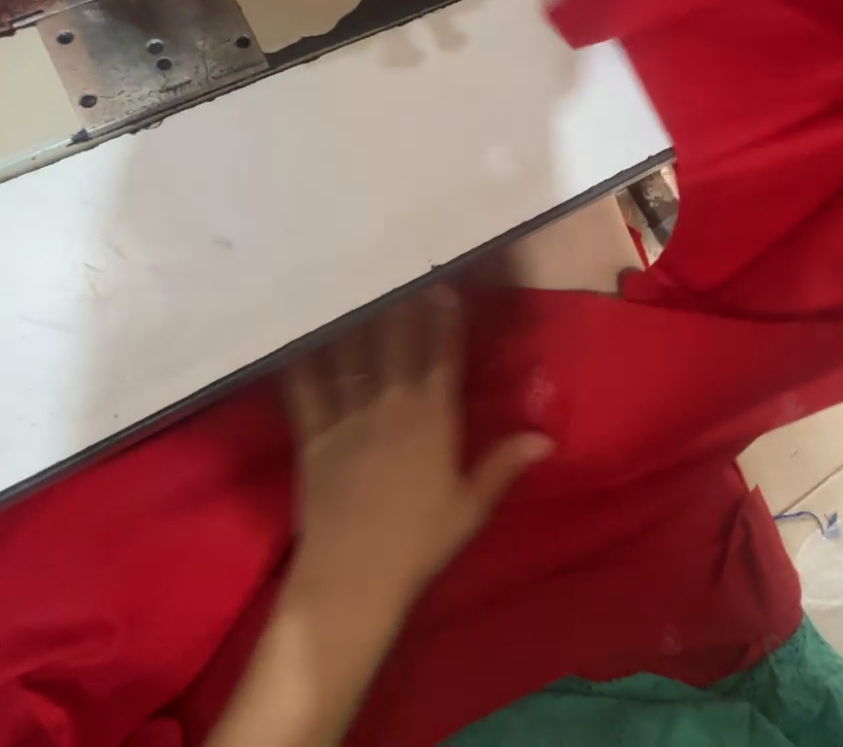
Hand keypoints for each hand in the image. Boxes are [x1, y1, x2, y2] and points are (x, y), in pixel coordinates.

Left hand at [282, 286, 551, 608]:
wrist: (354, 576)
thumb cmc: (420, 542)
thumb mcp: (471, 506)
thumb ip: (504, 465)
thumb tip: (546, 437)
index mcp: (433, 420)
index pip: (442, 356)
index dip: (444, 318)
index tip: (444, 285)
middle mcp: (391, 405)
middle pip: (397, 342)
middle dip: (399, 303)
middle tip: (396, 268)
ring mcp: (348, 416)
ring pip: (352, 354)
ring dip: (353, 318)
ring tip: (350, 284)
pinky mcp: (313, 433)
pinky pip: (306, 387)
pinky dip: (301, 358)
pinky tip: (296, 331)